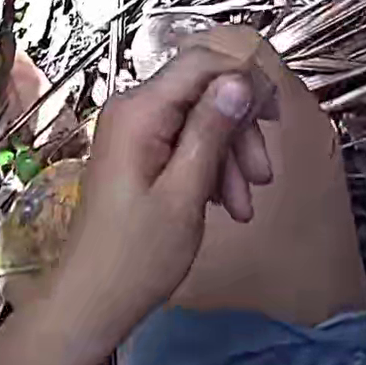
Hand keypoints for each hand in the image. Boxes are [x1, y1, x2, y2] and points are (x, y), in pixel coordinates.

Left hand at [41, 44, 275, 353]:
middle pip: (201, 91)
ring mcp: (134, 127)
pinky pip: (183, 139)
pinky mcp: (138, 147)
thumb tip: (239, 79)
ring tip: (244, 205)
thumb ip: (211, 130)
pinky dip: (209, 165)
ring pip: (197, 118)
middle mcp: (133, 107)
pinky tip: (224, 203)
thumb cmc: (137, 255)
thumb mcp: (185, 193)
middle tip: (262, 174)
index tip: (273, 110)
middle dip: (238, 129)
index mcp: (139, 109)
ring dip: (228, 155)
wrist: (92, 301)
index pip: (199, 63)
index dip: (242, 76)